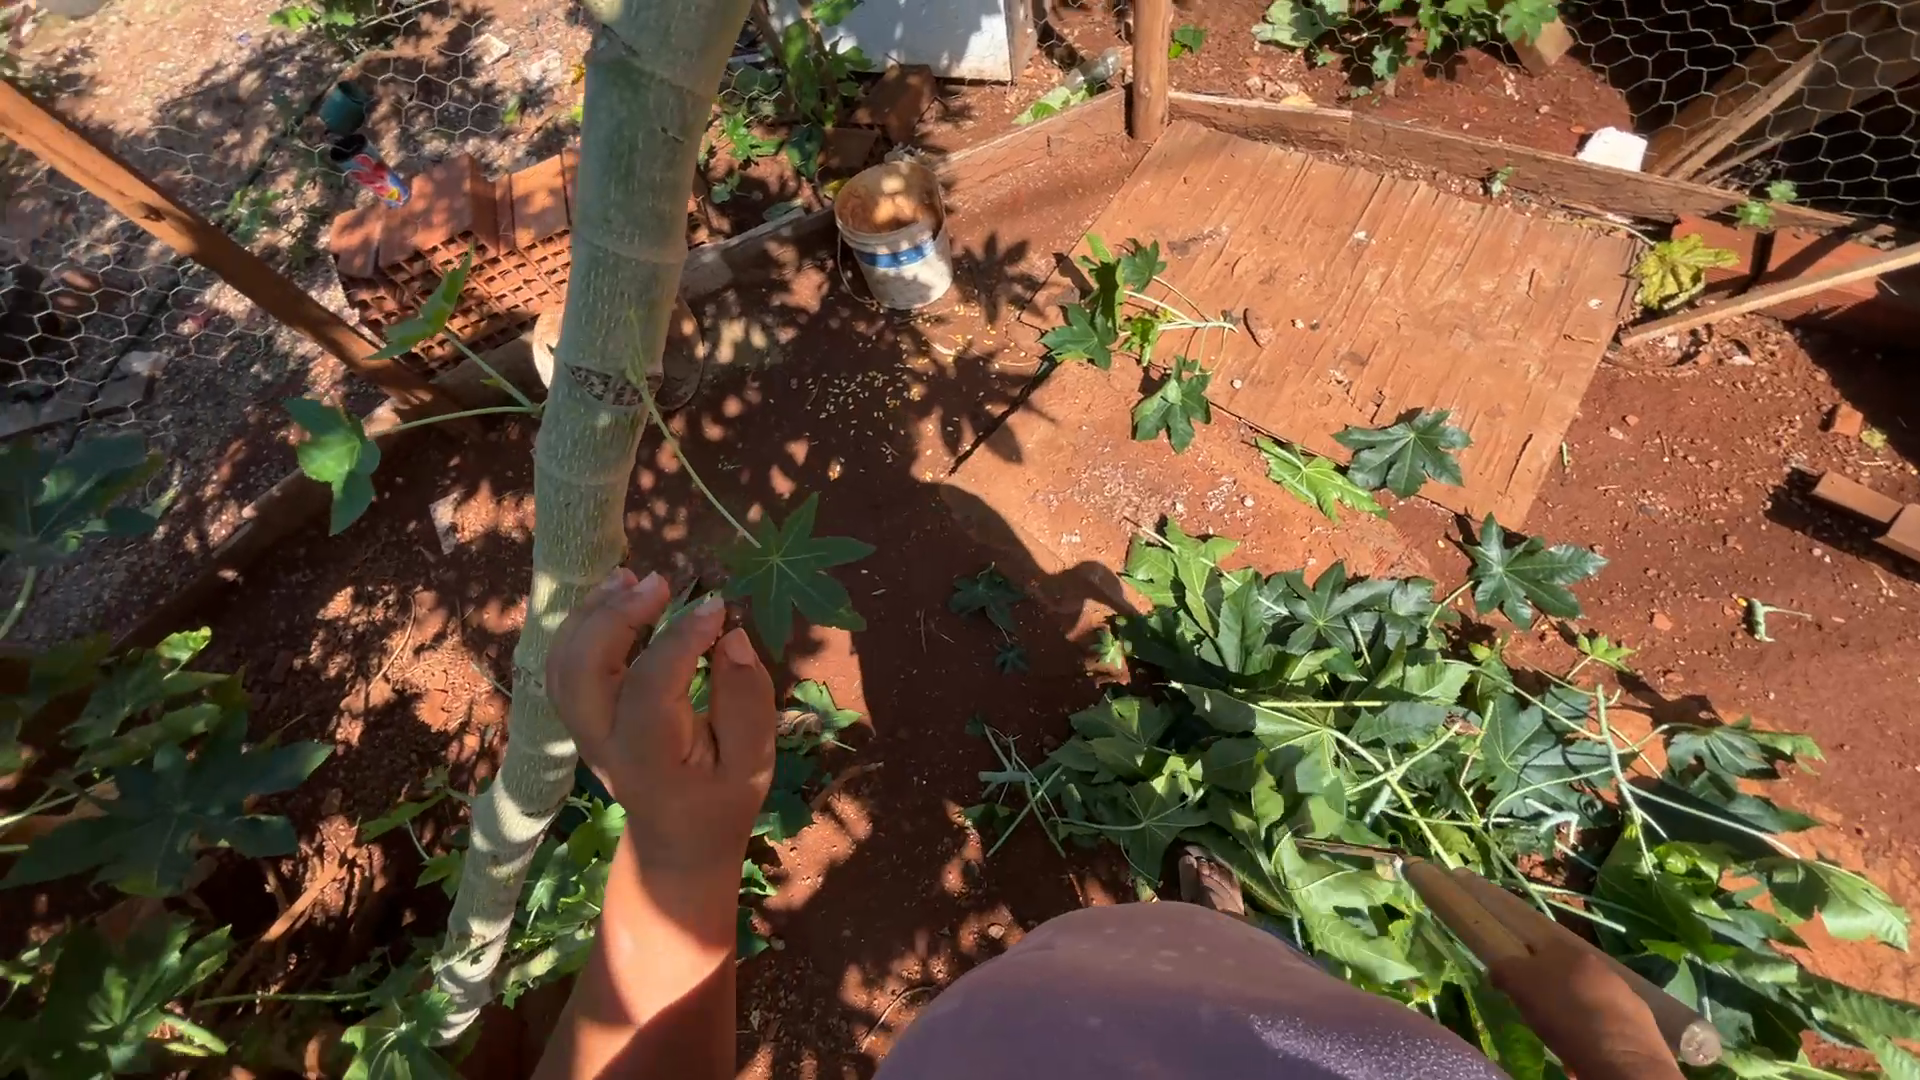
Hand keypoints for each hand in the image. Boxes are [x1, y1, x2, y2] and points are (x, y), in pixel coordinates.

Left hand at [546, 568, 775, 902]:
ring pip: (563, 665)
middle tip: (661, 583)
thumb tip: (731, 636)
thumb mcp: (753, 761)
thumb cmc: (722, 800)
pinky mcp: (582, 717)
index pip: (650, 687)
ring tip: (633, 578)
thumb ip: (746, 700)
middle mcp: (602, 744)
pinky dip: (584, 624)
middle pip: (581, 672)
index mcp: (648, 760)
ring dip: (592, 614)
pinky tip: (616, 595)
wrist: (676, 841)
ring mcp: (583, 731)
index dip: (681, 639)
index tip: (718, 607)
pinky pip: (566, 665)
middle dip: (614, 618)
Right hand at [1489, 937, 1684, 1079]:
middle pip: (1568, 975)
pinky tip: (1588, 1052)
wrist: (1622, 1061)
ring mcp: (1627, 996)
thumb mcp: (1515, 983)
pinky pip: (1612, 1026)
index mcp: (1567, 949)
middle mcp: (1599, 966)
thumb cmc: (1561, 1012)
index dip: (1526, 963)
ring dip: (1577, 1014)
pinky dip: (1599, 1036)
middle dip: (1554, 990)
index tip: (1519, 985)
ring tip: (1565, 1038)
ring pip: (1590, 1001)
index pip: (1540, 946)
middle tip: (1540, 1011)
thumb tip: (1498, 972)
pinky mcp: (1646, 1027)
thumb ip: (1502, 969)